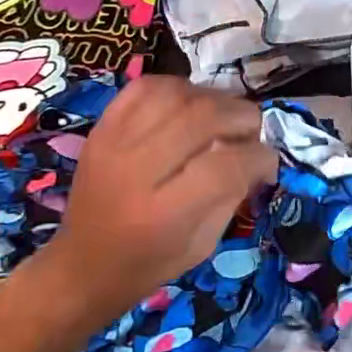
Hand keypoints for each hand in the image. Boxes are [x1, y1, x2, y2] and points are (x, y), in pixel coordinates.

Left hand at [50, 77, 277, 320]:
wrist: (82, 265)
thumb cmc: (148, 263)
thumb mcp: (203, 244)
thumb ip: (232, 194)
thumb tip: (258, 153)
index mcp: (163, 213)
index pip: (225, 166)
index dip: (258, 156)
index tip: (269, 161)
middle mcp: (136, 170)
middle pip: (202, 118)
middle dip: (242, 117)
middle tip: (253, 131)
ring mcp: (113, 143)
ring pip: (176, 94)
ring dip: (213, 97)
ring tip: (225, 114)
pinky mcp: (101, 128)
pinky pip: (144, 87)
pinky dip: (177, 87)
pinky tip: (190, 102)